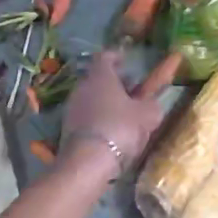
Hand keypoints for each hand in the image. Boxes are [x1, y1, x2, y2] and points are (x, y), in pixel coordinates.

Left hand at [58, 50, 164, 175]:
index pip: (105, 56)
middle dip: (113, 82)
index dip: (116, 57)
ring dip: (105, 101)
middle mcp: (82, 85)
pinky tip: (109, 131)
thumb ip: (151, 104)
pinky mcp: (66, 126)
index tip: (126, 61)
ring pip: (91, 96)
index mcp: (100, 75)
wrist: (87, 161)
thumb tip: (150, 103)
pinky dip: (97, 117)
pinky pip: (85, 115)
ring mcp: (71, 106)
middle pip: (97, 77)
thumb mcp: (147, 115)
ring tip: (122, 114)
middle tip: (129, 90)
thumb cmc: (120, 128)